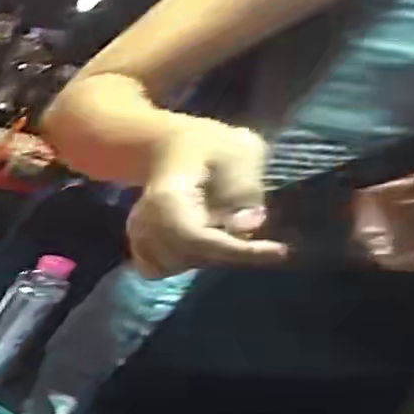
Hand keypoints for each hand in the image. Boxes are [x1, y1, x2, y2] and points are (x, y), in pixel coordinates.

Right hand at [128, 121, 287, 276]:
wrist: (166, 147)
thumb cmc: (208, 146)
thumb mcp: (239, 154)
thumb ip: (241, 189)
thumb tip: (246, 226)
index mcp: (166, 200)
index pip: (195, 238)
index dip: (235, 251)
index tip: (278, 252)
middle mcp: (144, 222)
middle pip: (182, 256)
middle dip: (222, 253)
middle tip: (256, 240)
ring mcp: (136, 233)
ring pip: (169, 265)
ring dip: (203, 259)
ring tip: (228, 240)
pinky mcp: (138, 240)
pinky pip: (153, 267)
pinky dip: (178, 265)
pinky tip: (200, 251)